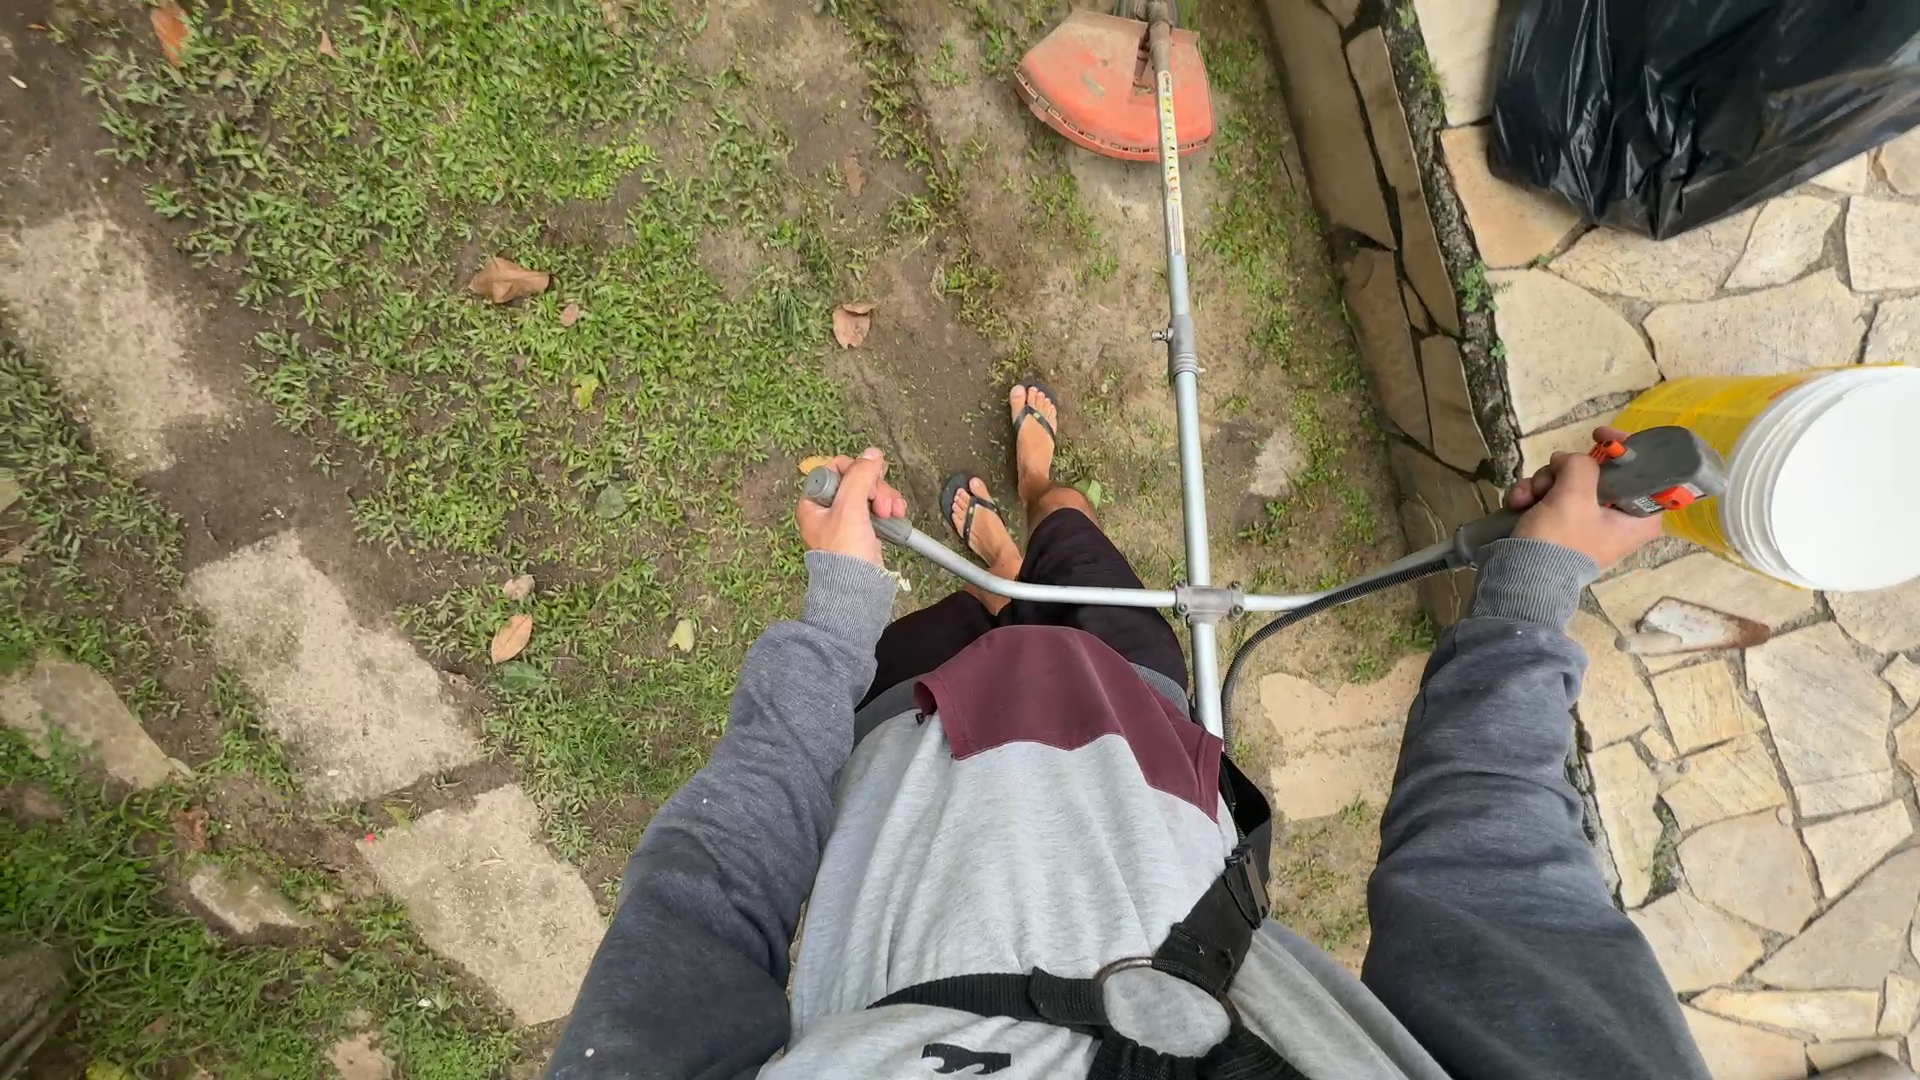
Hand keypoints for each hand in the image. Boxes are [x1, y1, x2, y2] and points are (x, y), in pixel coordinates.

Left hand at [795, 448, 907, 565]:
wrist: (858, 588)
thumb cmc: (845, 554)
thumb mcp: (850, 508)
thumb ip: (860, 477)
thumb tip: (872, 454)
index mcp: (814, 502)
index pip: (835, 469)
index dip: (856, 471)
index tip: (870, 480)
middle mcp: (828, 510)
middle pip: (857, 481)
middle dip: (876, 489)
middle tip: (884, 505)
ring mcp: (846, 521)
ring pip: (870, 494)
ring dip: (886, 499)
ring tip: (893, 513)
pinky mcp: (863, 531)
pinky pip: (877, 510)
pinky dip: (889, 510)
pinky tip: (896, 517)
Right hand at [1506, 426, 1664, 570]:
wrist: (1520, 578)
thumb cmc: (1558, 541)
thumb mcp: (1573, 498)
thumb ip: (1579, 466)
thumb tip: (1569, 458)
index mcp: (1639, 516)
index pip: (1644, 471)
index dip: (1622, 450)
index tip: (1598, 436)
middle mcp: (1615, 518)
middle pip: (1594, 475)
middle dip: (1563, 473)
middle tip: (1547, 481)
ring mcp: (1583, 522)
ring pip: (1564, 483)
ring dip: (1539, 483)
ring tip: (1525, 498)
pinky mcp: (1555, 526)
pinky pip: (1546, 497)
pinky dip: (1529, 496)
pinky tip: (1516, 504)